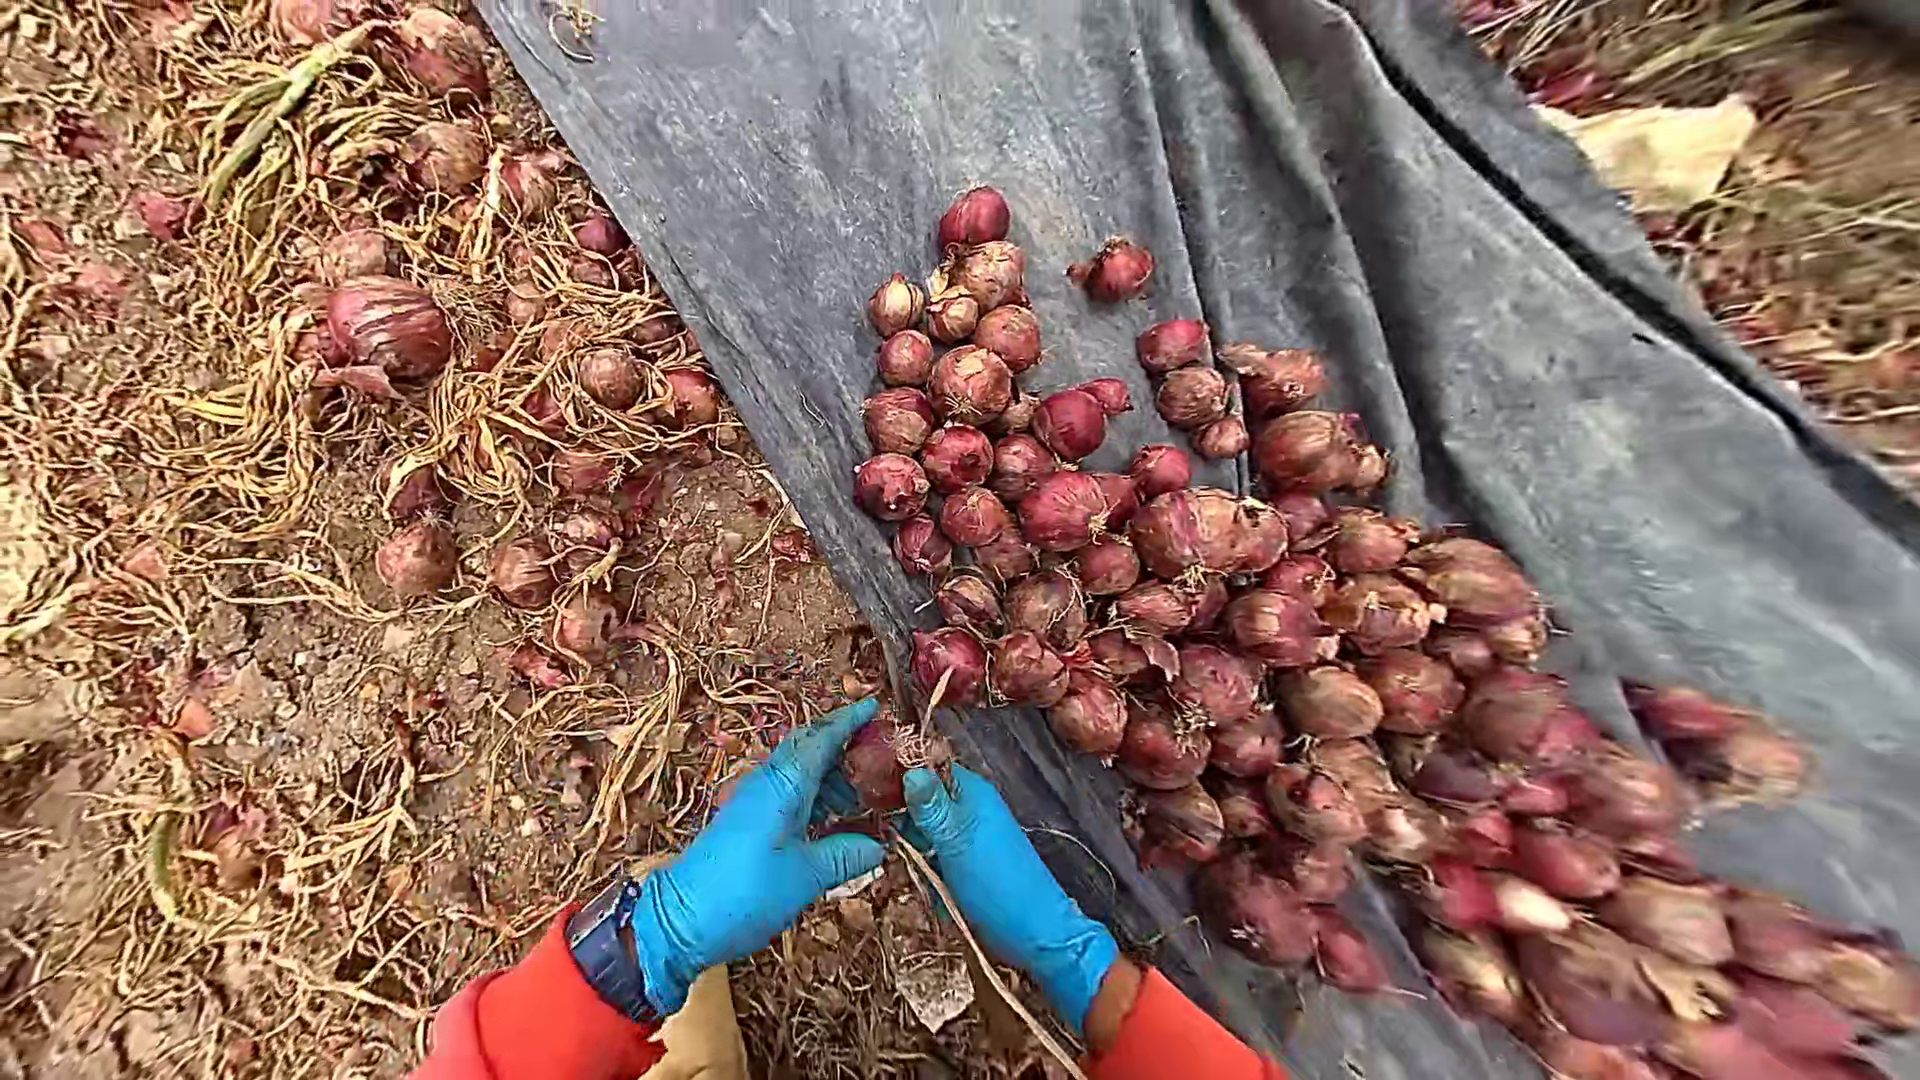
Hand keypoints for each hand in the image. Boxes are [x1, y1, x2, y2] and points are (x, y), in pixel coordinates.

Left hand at [628, 699, 887, 1012]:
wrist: (677, 922)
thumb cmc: (746, 892)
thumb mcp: (805, 876)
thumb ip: (845, 855)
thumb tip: (879, 846)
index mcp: (785, 783)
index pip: (823, 737)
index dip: (850, 720)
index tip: (874, 706)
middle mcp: (770, 781)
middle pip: (810, 745)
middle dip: (844, 742)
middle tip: (878, 750)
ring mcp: (756, 797)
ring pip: (801, 769)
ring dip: (832, 772)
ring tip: (864, 789)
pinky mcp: (749, 817)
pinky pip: (790, 789)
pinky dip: (816, 793)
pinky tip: (834, 814)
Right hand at [903, 765, 1118, 1032]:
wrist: (1036, 934)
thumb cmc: (998, 883)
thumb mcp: (957, 842)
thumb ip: (931, 806)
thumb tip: (910, 768)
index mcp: (969, 790)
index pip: (925, 765)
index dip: (896, 773)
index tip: (865, 786)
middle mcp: (966, 805)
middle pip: (919, 797)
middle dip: (898, 813)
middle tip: (877, 829)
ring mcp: (965, 834)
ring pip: (922, 827)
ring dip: (909, 843)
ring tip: (896, 856)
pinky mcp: (963, 861)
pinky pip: (932, 852)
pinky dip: (922, 863)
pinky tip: (915, 877)